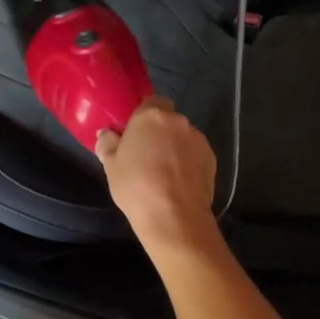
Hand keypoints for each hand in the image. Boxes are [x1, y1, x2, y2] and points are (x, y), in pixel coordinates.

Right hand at [95, 97, 217, 251]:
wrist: (173, 217)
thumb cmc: (136, 187)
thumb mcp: (110, 166)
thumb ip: (107, 144)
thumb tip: (107, 135)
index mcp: (151, 116)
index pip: (150, 102)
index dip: (143, 117)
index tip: (135, 135)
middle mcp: (178, 121)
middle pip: (167, 120)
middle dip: (159, 132)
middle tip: (147, 156)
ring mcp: (198, 139)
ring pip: (183, 137)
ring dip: (175, 147)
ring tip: (165, 173)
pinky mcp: (212, 158)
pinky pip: (195, 154)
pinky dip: (188, 162)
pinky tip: (179, 182)